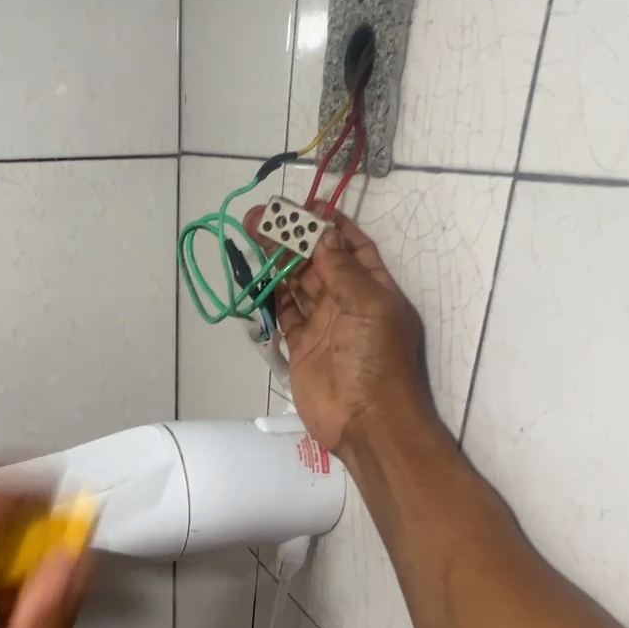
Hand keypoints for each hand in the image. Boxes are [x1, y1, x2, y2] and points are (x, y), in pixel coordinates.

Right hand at [257, 214, 435, 462]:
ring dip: (277, 262)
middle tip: (260, 217)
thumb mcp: (370, 307)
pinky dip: (271, 296)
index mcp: (373, 288)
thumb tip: (323, 237)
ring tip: (251, 236)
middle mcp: (347, 302)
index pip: (350, 247)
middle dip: (292, 239)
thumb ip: (344, 271)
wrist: (366, 421)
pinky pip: (284, 314)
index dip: (328, 225)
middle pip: (317, 262)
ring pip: (297, 285)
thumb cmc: (377, 361)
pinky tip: (257, 275)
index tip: (304, 205)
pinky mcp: (301, 348)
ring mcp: (323, 325)